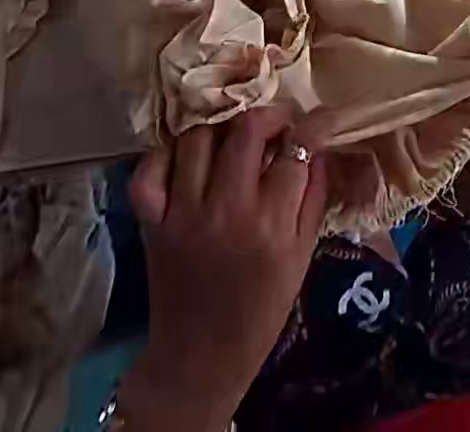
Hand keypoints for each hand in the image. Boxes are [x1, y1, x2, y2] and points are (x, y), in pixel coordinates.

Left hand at [120, 107, 327, 431]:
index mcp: (270, 222)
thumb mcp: (303, 251)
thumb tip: (319, 145)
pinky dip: (169, 154)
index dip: (312, 125)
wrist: (203, 353)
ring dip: (224, 128)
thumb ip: (314, 195)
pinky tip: (190, 158)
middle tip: (279, 123)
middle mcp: (226, 209)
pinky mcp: (151, 221)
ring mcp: (183, 213)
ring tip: (236, 137)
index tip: (318, 119)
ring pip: (199, 138)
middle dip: (271, 115)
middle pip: (247, 130)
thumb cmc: (264, 304)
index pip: (296, 149)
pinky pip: (151, 168)